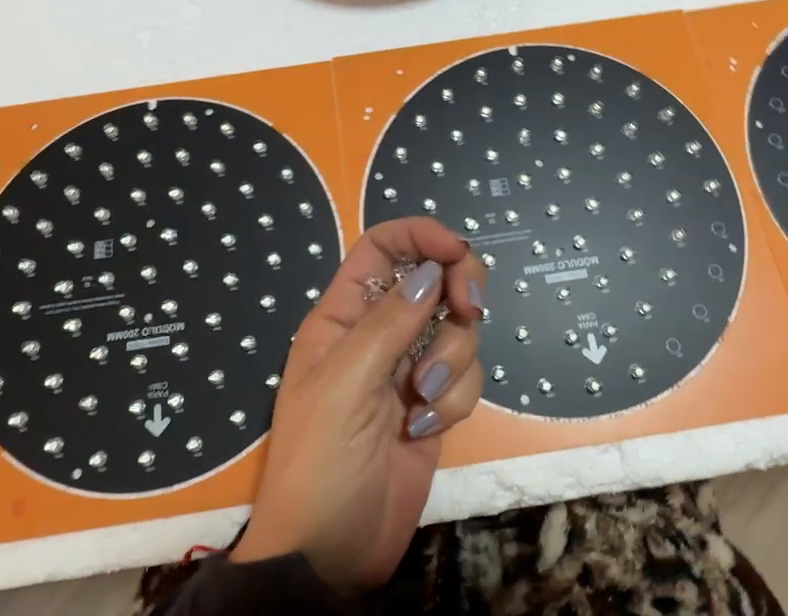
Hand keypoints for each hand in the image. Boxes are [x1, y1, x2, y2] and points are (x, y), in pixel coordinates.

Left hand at [230, 217, 486, 592]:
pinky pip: (466, 378)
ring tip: (422, 401)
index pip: (382, 249)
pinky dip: (455, 400)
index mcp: (343, 315)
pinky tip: (424, 431)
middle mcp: (380, 333)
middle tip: (468, 310)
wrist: (330, 552)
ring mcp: (410, 368)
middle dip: (458, 290)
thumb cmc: (319, 462)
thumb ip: (387, 324)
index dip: (419, 235)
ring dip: (453, 360)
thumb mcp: (343, 386)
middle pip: (435, 279)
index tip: (456, 250)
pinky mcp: (435, 405)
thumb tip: (430, 270)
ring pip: (458, 330)